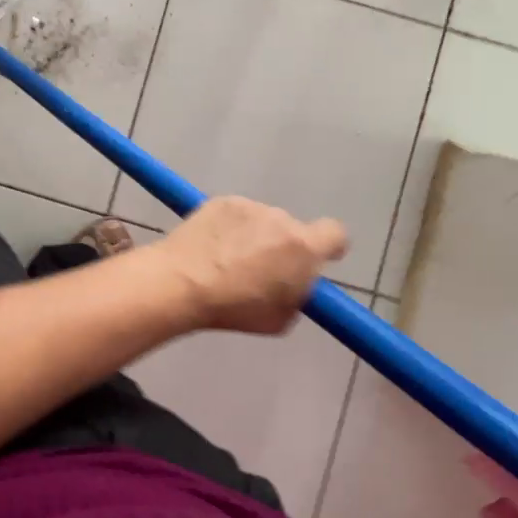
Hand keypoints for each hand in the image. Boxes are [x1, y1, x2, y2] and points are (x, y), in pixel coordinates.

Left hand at [156, 197, 347, 334]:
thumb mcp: (283, 317)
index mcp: (304, 247)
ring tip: (229, 258)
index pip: (336, 234)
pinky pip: (237, 214)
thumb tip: (294, 282)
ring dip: (256, 235)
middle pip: (293, 229)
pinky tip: (213, 245)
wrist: (181, 281)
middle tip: (261, 268)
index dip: (329, 247)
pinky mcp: (220, 200)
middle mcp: (280, 218)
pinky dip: (231, 226)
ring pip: (263, 221)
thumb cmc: (235, 307)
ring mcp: (248, 205)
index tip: (318, 260)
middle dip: (284, 246)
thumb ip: (298, 293)